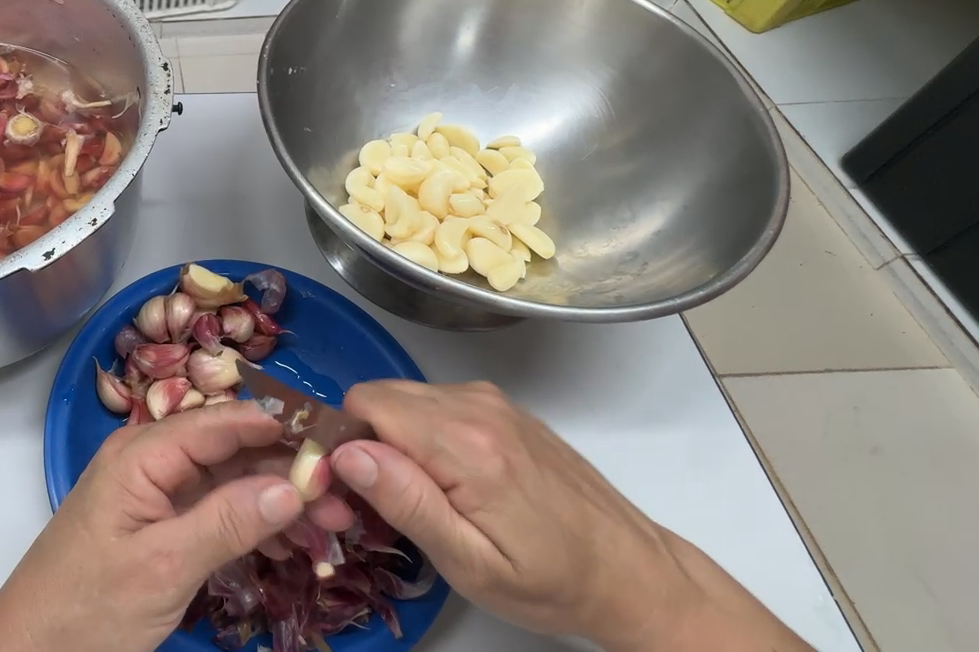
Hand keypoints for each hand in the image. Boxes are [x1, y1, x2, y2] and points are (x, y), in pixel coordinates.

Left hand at [0, 402, 309, 651]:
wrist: (33, 649)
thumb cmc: (89, 604)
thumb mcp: (164, 565)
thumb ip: (227, 522)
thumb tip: (293, 485)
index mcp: (142, 453)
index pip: (220, 422)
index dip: (276, 426)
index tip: (332, 437)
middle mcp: (150, 461)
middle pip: (229, 450)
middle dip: (285, 469)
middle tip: (343, 496)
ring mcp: (155, 495)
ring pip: (227, 482)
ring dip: (276, 499)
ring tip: (332, 523)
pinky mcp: (160, 526)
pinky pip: (214, 512)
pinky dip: (252, 525)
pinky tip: (291, 544)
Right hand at [332, 380, 811, 651]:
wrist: (633, 573)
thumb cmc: (550, 582)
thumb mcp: (470, 564)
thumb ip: (406, 501)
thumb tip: (347, 452)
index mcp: (463, 442)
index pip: (364, 404)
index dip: (344, 442)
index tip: (350, 488)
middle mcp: (473, 404)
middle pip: (379, 396)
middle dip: (364, 438)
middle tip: (379, 498)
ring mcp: (490, 399)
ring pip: (403, 396)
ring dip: (392, 435)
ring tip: (417, 491)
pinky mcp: (500, 405)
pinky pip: (433, 401)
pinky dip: (421, 430)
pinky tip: (446, 476)